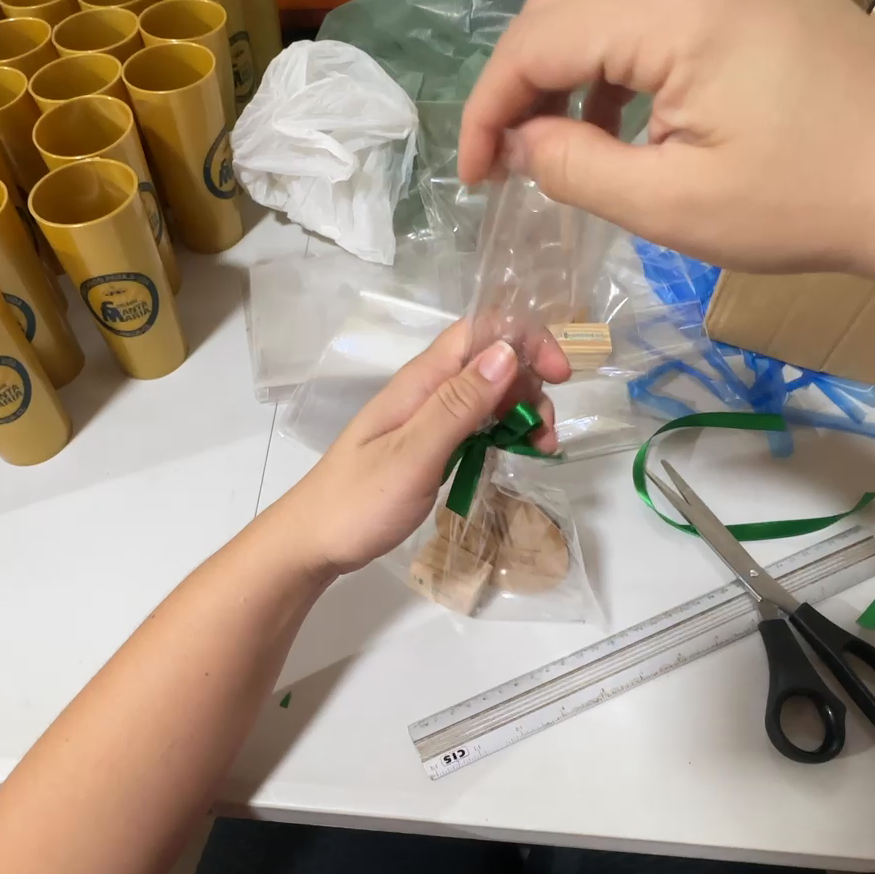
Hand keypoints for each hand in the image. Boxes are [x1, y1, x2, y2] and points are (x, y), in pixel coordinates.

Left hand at [267, 320, 568, 576]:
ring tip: (538, 450)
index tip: (560, 376)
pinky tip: (515, 454)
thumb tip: (507, 353)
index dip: (525, 340)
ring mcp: (426, 420)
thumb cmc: (359, 501)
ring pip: (487, 396)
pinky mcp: (428, 447)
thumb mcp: (413, 454)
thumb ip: (458, 405)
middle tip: (546, 433)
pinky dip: (501, 434)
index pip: (480, 332)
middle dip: (531, 385)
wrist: (314, 541)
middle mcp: (425, 392)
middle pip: (491, 362)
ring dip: (521, 412)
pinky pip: (474, 426)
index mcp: (420, 383)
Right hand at [458, 0, 874, 276]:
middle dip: (515, 82)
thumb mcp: (668, 205)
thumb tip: (516, 144)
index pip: (538, 38)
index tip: (474, 176)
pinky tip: (613, 115)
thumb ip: (573, 167)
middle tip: (504, 159)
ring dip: (558, 67)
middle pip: (560, 1)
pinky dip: (608, 56)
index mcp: (681, 5)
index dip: (487, 108)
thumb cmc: (801, 205)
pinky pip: (647, 2)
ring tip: (552, 142)